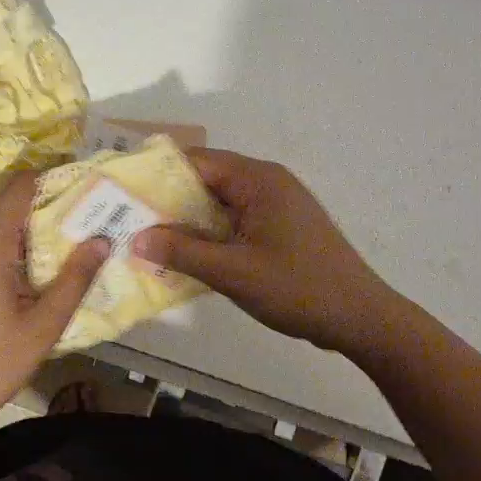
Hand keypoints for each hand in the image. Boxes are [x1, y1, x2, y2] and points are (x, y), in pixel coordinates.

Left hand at [0, 172, 109, 429]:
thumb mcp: (42, 326)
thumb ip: (74, 280)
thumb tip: (102, 238)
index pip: (21, 185)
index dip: (56, 177)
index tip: (91, 186)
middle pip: (11, 201)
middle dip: (52, 203)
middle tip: (95, 215)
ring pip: (0, 223)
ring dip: (35, 227)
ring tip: (77, 239)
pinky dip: (16, 246)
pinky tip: (43, 268)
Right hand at [133, 148, 403, 352]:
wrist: (359, 318)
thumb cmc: (297, 289)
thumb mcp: (233, 272)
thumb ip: (183, 252)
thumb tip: (136, 238)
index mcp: (259, 181)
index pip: (197, 162)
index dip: (157, 176)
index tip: (121, 195)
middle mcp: (267, 184)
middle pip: (205, 181)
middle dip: (166, 201)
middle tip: (126, 222)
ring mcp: (276, 207)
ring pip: (218, 205)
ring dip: (186, 222)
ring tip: (146, 242)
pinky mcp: (279, 229)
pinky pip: (233, 223)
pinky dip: (207, 236)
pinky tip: (184, 258)